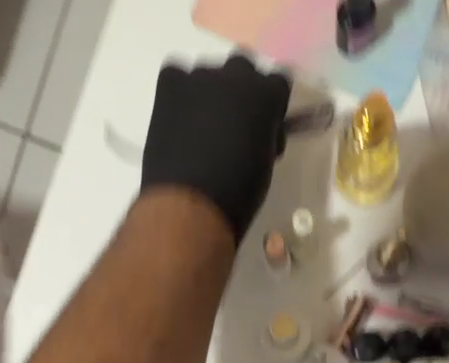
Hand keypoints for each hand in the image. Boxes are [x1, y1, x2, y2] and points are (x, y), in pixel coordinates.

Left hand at [141, 54, 291, 244]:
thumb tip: (256, 130)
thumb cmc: (236, 195)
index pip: (277, 82)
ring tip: (198, 128)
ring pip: (208, 74)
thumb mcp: (264, 162)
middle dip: (240, 92)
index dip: (269, 106)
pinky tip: (177, 122)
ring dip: (208, 94)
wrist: (191, 207)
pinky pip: (177, 77)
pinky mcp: (171, 82)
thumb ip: (264, 134)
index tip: (262, 127)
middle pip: (242, 69)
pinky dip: (178, 94)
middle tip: (230, 125)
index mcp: (268, 94)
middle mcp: (237, 75)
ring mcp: (201, 76)